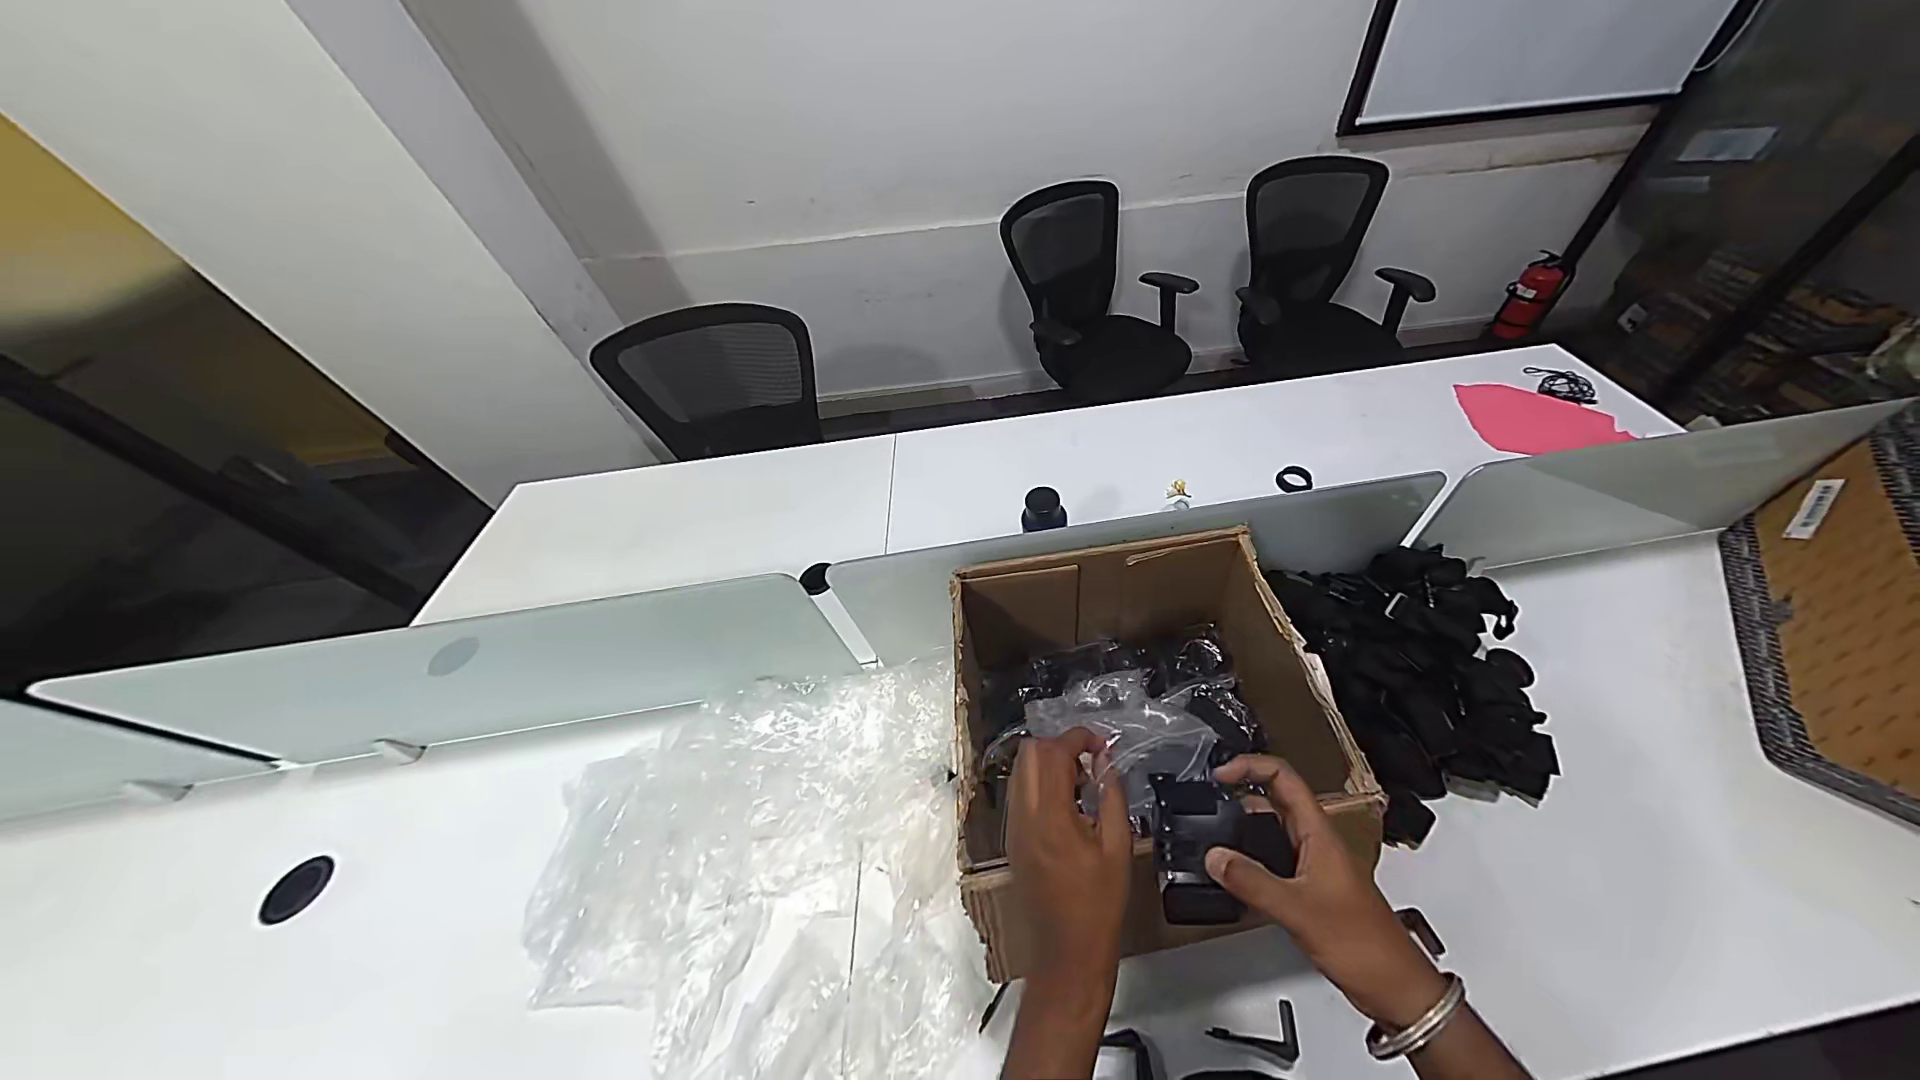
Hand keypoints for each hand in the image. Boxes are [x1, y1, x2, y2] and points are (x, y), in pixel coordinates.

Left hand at [1001, 729, 1133, 1078]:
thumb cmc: (1099, 903)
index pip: (1053, 752)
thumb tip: (1105, 760)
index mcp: (1049, 815)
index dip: (1078, 737)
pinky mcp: (1011, 837)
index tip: (1101, 744)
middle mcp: (1022, 813)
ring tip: (1082, 784)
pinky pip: (1020, 791)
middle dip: (1060, 745)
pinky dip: (1040, 782)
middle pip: (1029, 752)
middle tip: (1091, 763)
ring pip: (1021, 769)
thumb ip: (1111, 795)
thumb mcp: (1118, 847)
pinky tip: (1067, 804)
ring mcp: (1012, 825)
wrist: (1067, 951)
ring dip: (1048, 762)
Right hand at [1205, 754, 1445, 1028]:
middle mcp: (1315, 842)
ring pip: (1271, 831)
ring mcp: (1312, 865)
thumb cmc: (1367, 946)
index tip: (1222, 774)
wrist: (1396, 990)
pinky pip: (1271, 860)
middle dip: (1240, 794)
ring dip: (1243, 829)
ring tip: (1215, 836)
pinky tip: (1233, 875)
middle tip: (1210, 801)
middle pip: (1273, 800)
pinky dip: (1249, 860)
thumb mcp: (1300, 910)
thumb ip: (1252, 882)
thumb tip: (1215, 857)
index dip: (1250, 766)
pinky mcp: (1307, 888)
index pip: (1283, 777)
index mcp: (1320, 834)